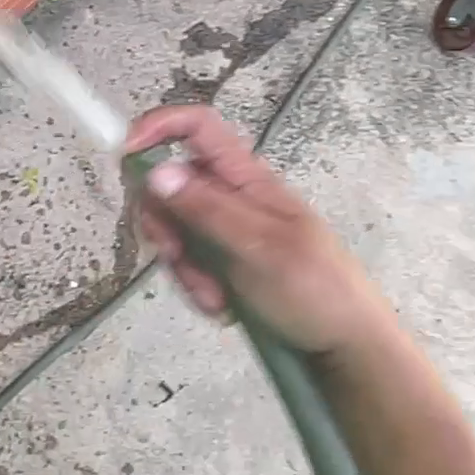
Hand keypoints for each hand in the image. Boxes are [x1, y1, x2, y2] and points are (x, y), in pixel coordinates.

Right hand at [127, 104, 396, 357]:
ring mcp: (224, 227)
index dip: (158, 125)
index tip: (125, 153)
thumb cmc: (317, 291)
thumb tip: (154, 170)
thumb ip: (207, 209)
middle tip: (176, 256)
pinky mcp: (221, 259)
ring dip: (181, 264)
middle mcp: (230, 194)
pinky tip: (220, 306)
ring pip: (173, 226)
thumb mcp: (261, 249)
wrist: (349, 350)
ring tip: (212, 297)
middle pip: (169, 182)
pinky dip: (192, 283)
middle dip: (163, 221)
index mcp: (246, 177)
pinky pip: (185, 260)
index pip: (197, 126)